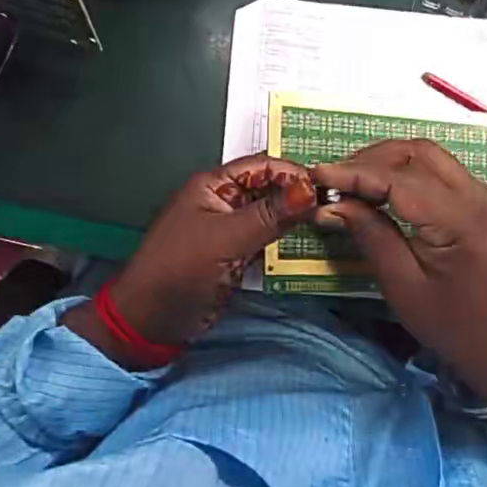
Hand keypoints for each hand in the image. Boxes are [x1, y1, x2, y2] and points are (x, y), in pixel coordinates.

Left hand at [71, 155, 315, 360]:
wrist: (150, 320)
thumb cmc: (177, 271)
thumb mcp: (225, 239)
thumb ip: (268, 214)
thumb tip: (310, 189)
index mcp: (212, 186)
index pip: (262, 166)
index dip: (293, 173)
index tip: (327, 187)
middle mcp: (222, 202)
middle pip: (269, 189)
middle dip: (298, 195)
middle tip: (336, 206)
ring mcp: (229, 230)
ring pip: (270, 215)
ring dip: (294, 219)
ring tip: (330, 223)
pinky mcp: (235, 256)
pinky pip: (266, 241)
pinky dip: (285, 242)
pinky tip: (310, 244)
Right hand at [310, 139, 486, 399]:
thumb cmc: (448, 323)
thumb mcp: (401, 284)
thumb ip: (369, 234)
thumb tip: (331, 204)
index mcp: (464, 223)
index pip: (402, 180)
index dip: (356, 173)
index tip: (318, 175)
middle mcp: (481, 198)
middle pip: (418, 153)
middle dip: (369, 159)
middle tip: (332, 179)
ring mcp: (485, 196)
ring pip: (427, 155)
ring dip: (385, 160)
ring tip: (350, 181)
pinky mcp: (481, 200)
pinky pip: (437, 169)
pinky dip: (403, 170)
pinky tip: (379, 188)